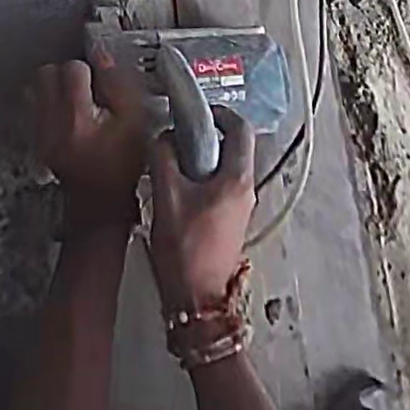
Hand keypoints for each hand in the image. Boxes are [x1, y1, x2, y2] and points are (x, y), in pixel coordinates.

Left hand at [35, 60, 147, 230]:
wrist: (100, 207)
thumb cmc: (121, 169)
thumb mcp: (135, 122)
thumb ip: (119, 85)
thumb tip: (102, 56)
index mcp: (77, 119)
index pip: (73, 69)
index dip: (91, 70)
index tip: (102, 82)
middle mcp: (52, 124)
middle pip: (47, 73)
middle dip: (67, 73)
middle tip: (87, 86)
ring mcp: (40, 133)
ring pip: (37, 87)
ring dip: (56, 86)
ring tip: (77, 99)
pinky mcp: (36, 139)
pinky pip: (35, 105)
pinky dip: (49, 102)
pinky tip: (68, 113)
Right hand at [149, 105, 255, 311]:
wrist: (196, 300)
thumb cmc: (185, 246)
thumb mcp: (166, 194)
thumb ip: (164, 156)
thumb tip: (163, 137)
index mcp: (238, 178)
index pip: (240, 128)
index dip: (219, 111)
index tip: (194, 109)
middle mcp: (246, 189)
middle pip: (232, 145)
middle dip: (204, 133)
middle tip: (176, 130)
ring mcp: (240, 205)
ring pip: (223, 165)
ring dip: (199, 154)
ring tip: (170, 154)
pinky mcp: (229, 218)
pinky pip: (218, 182)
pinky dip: (199, 173)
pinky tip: (174, 181)